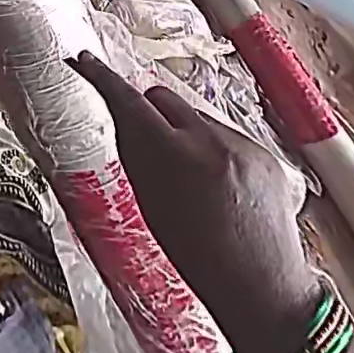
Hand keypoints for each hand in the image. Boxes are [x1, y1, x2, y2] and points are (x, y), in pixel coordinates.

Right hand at [69, 51, 318, 352]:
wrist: (263, 291)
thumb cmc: (197, 255)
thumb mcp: (148, 201)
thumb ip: (134, 152)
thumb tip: (119, 115)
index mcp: (174, 157)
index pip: (128, 100)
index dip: (102, 77)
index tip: (87, 61)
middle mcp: (211, 142)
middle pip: (161, 96)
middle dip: (148, 110)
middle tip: (144, 136)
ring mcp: (244, 146)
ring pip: (193, 114)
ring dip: (183, 131)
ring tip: (189, 172)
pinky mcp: (266, 153)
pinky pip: (224, 132)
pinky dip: (212, 147)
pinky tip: (217, 181)